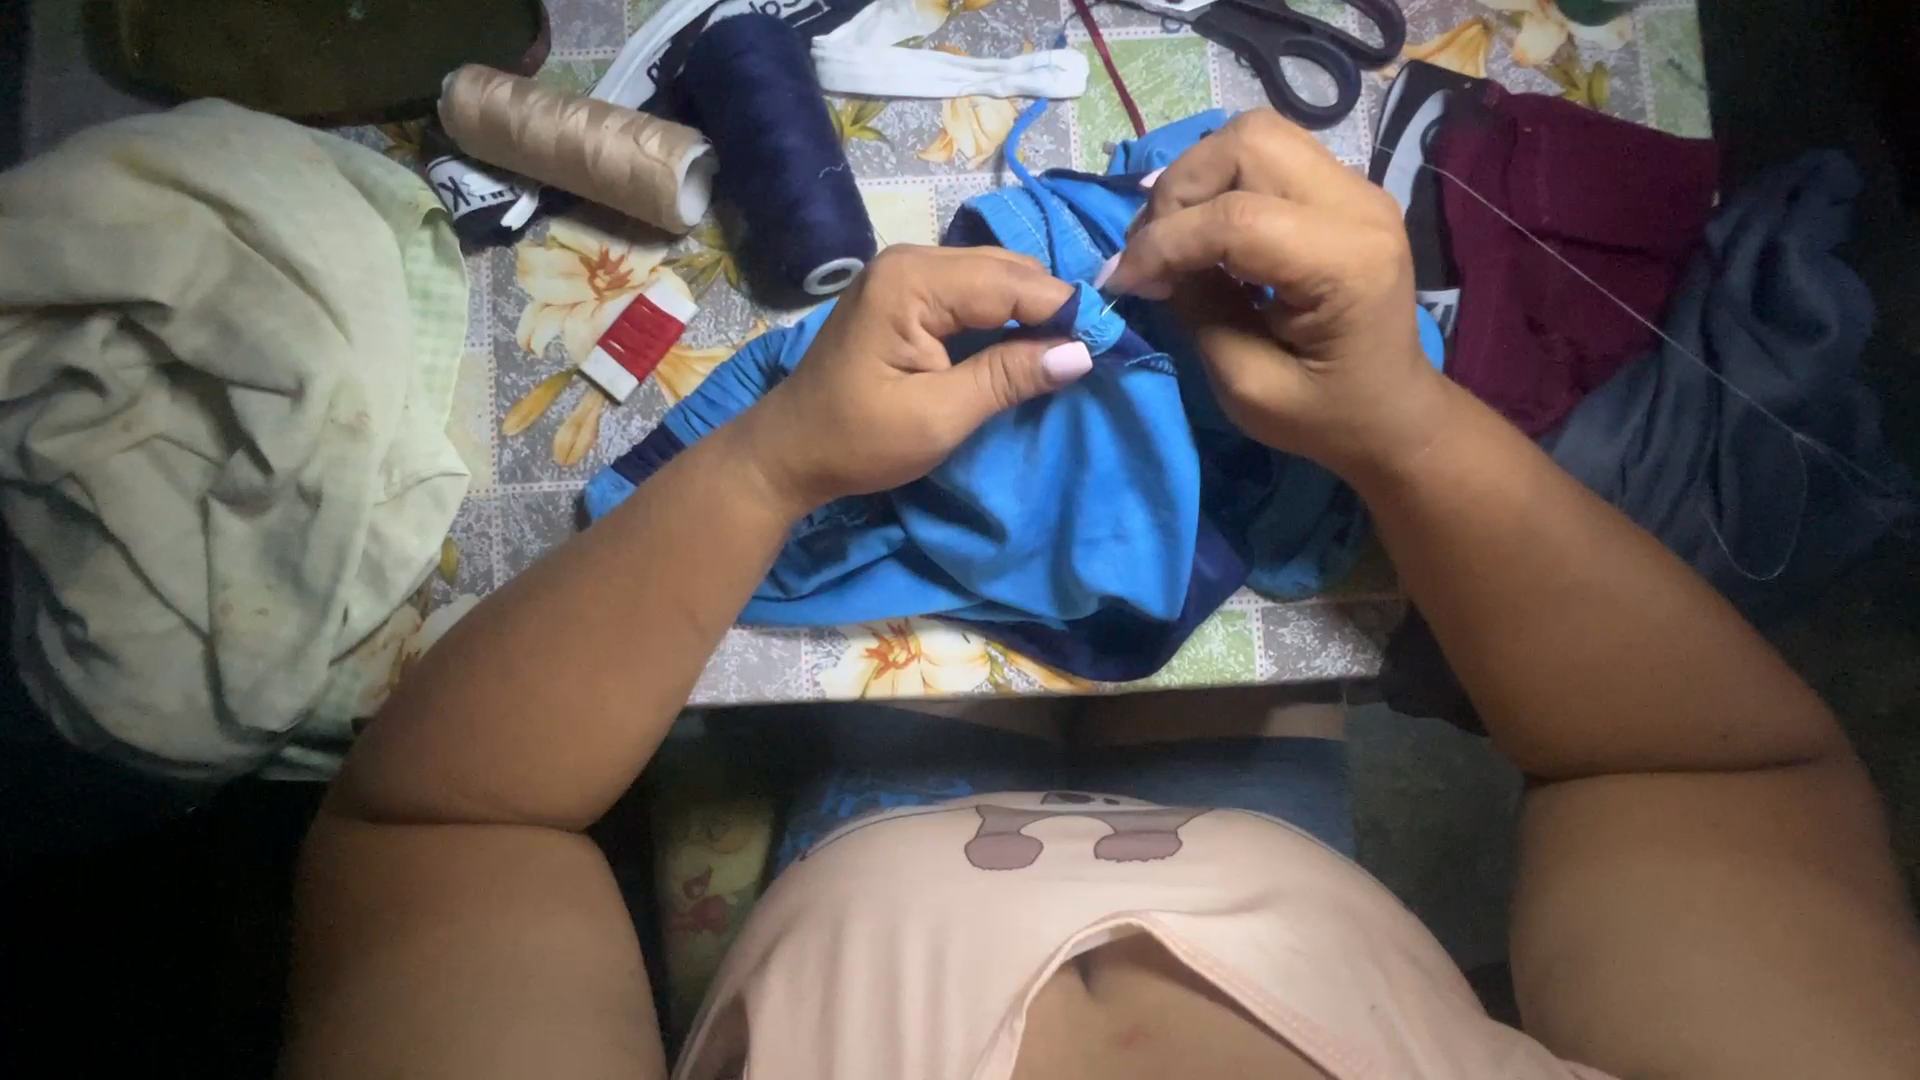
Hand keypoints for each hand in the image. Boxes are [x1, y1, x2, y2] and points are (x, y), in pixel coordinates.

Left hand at [731, 245, 1091, 512]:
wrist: (789, 452)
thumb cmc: (857, 441)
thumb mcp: (938, 418)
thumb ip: (1007, 379)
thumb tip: (1081, 354)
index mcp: (913, 282)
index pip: (1012, 282)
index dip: (1065, 310)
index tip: (1109, 344)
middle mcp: (910, 260)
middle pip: (1005, 270)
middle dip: (1051, 307)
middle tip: (1091, 350)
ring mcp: (904, 273)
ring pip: (992, 278)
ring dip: (1030, 310)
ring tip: (1066, 348)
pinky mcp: (904, 294)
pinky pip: (970, 293)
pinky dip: (1003, 316)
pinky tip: (1024, 342)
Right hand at [1100, 109, 1452, 480]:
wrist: (1390, 413)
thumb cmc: (1323, 416)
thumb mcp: (1246, 386)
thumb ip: (1198, 313)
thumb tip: (1148, 267)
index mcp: (1346, 265)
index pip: (1237, 219)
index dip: (1163, 243)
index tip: (1121, 282)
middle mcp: (1359, 205)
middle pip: (1246, 144)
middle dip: (1177, 193)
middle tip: (1150, 255)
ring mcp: (1354, 188)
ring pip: (1252, 137)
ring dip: (1193, 182)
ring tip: (1169, 240)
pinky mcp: (1338, 190)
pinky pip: (1263, 157)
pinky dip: (1214, 185)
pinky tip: (1198, 232)